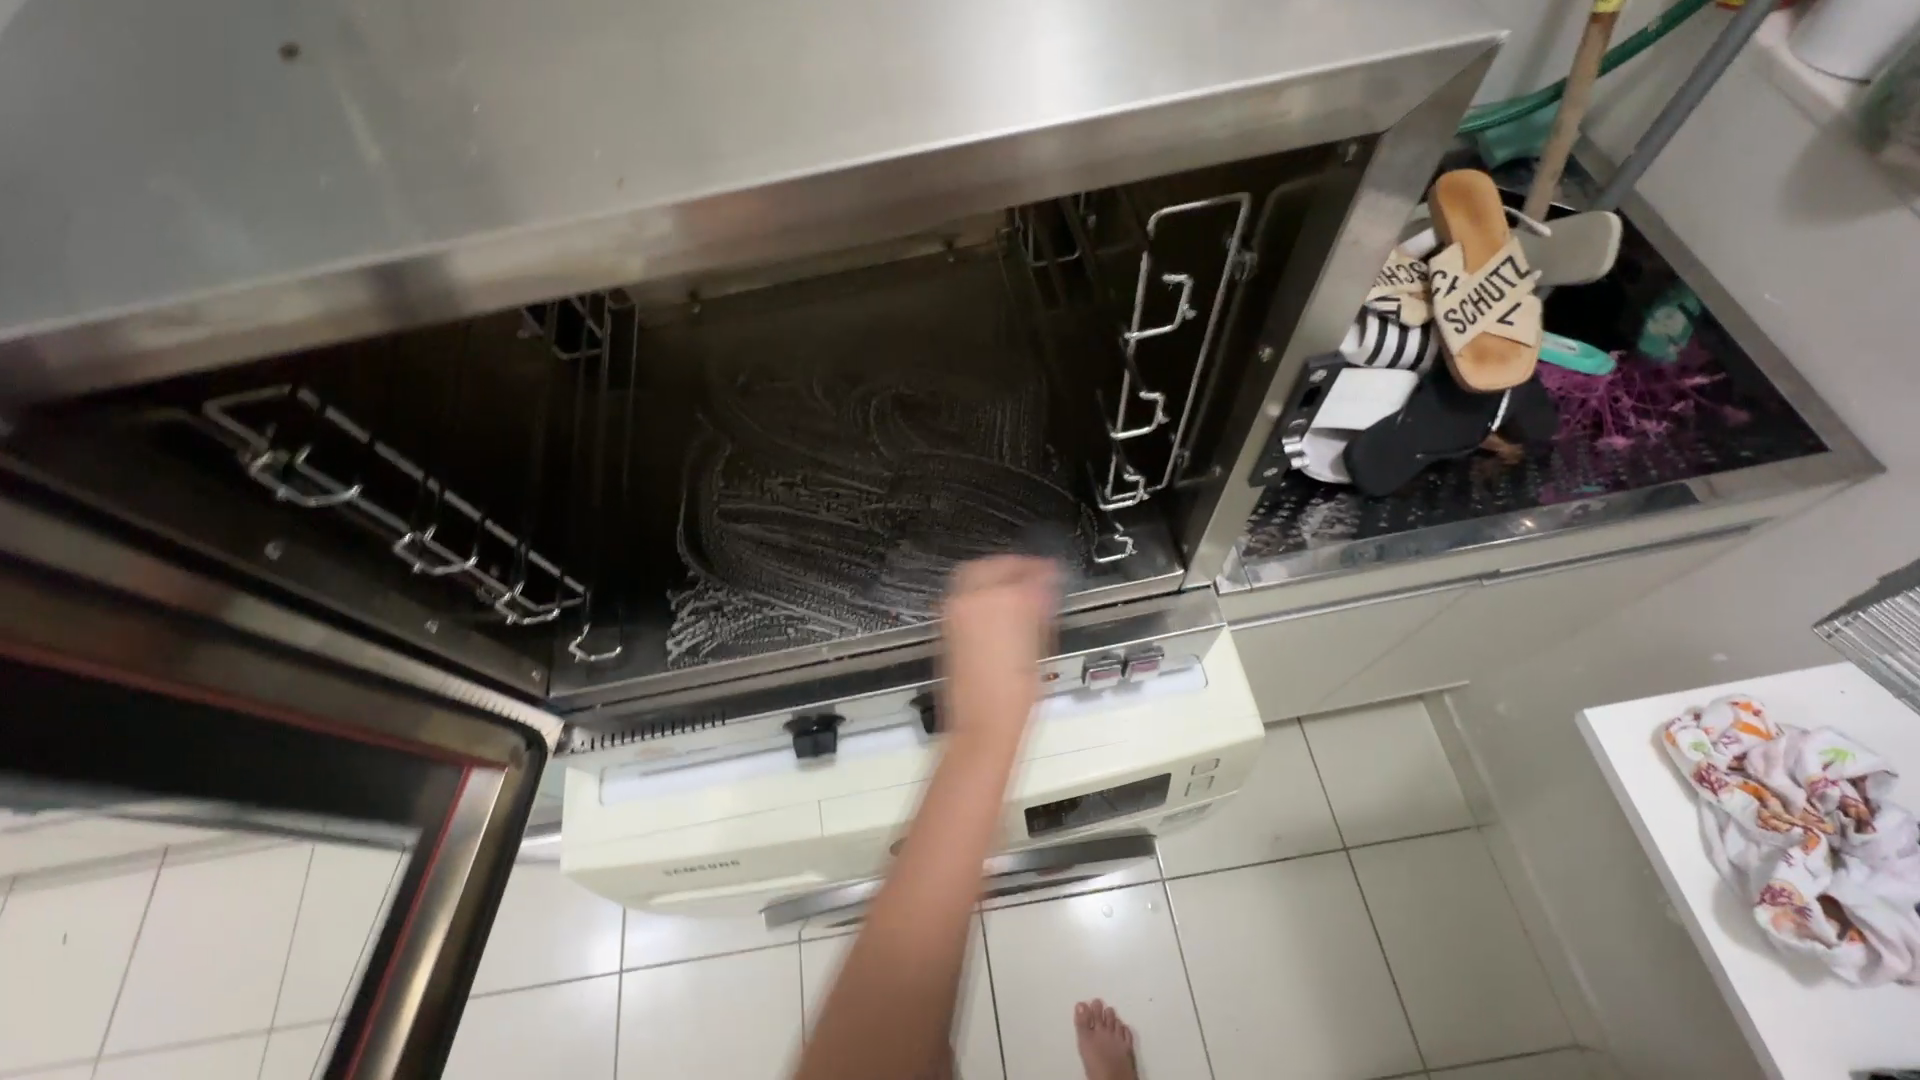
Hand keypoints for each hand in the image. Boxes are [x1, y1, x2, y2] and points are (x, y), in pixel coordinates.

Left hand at [939, 556, 1059, 743]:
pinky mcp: (946, 626)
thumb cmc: (1014, 695)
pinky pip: (963, 595)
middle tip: (1032, 575)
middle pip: (995, 565)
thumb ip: (1039, 609)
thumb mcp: (1040, 647)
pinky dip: (980, 593)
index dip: (1043, 569)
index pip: (1028, 568)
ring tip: (1014, 590)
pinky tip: (996, 608)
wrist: (982, 722)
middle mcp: (976, 599)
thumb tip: (1043, 590)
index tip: (1051, 572)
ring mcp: (956, 611)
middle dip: (1014, 566)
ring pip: (974, 575)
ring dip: (995, 576)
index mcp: (1007, 600)